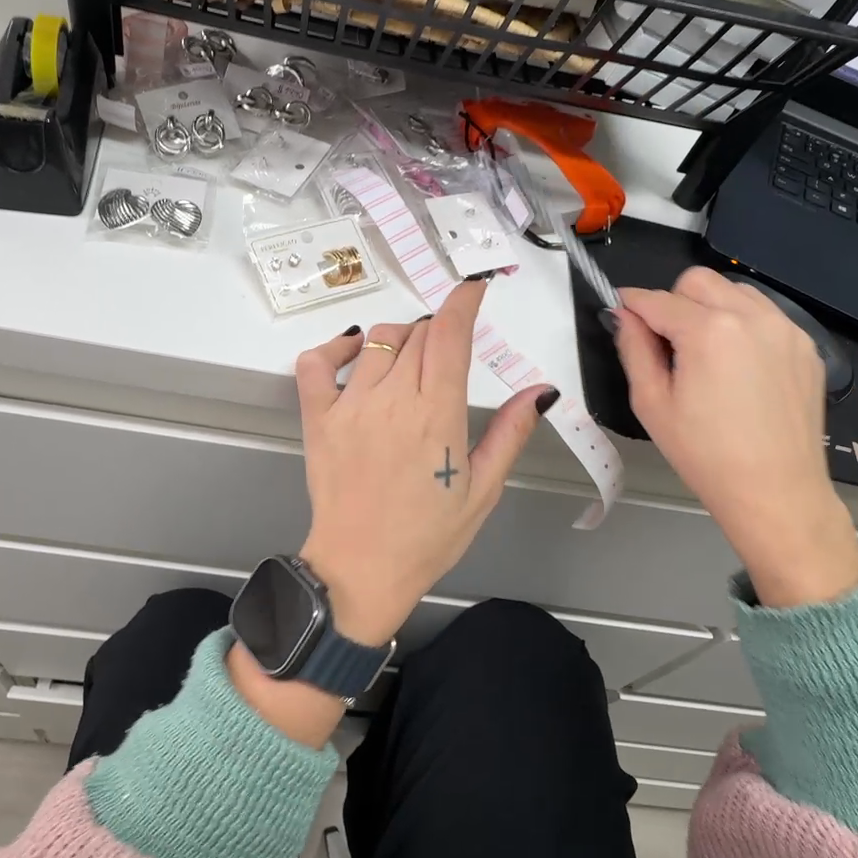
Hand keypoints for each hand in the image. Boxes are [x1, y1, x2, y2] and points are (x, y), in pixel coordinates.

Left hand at [293, 278, 556, 644]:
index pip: (449, 336)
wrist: (361, 569)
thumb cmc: (427, 536)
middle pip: (417, 335)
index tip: (472, 288)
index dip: (462, 303)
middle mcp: (392, 401)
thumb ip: (510, 433)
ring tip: (410, 362)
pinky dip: (335, 348)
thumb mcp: (483, 489)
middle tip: (446, 353)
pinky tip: (355, 352)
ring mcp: (350, 407)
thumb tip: (540, 390)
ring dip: (400, 338)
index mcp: (437, 416)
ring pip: (378, 341)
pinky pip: (317, 363)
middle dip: (438, 330)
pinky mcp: (318, 419)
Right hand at [609, 268, 857, 607]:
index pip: (657, 298)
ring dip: (711, 307)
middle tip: (665, 341)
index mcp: (709, 330)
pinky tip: (737, 367)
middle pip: (698, 281)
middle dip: (674, 300)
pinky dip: (743, 326)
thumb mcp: (652, 403)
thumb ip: (634, 348)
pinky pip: (766, 316)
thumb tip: (624, 316)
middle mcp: (752, 317)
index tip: (620, 311)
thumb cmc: (705, 454)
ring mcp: (786, 330)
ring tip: (704, 353)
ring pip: (736, 291)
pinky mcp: (806, 347)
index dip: (631, 303)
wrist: (776, 492)